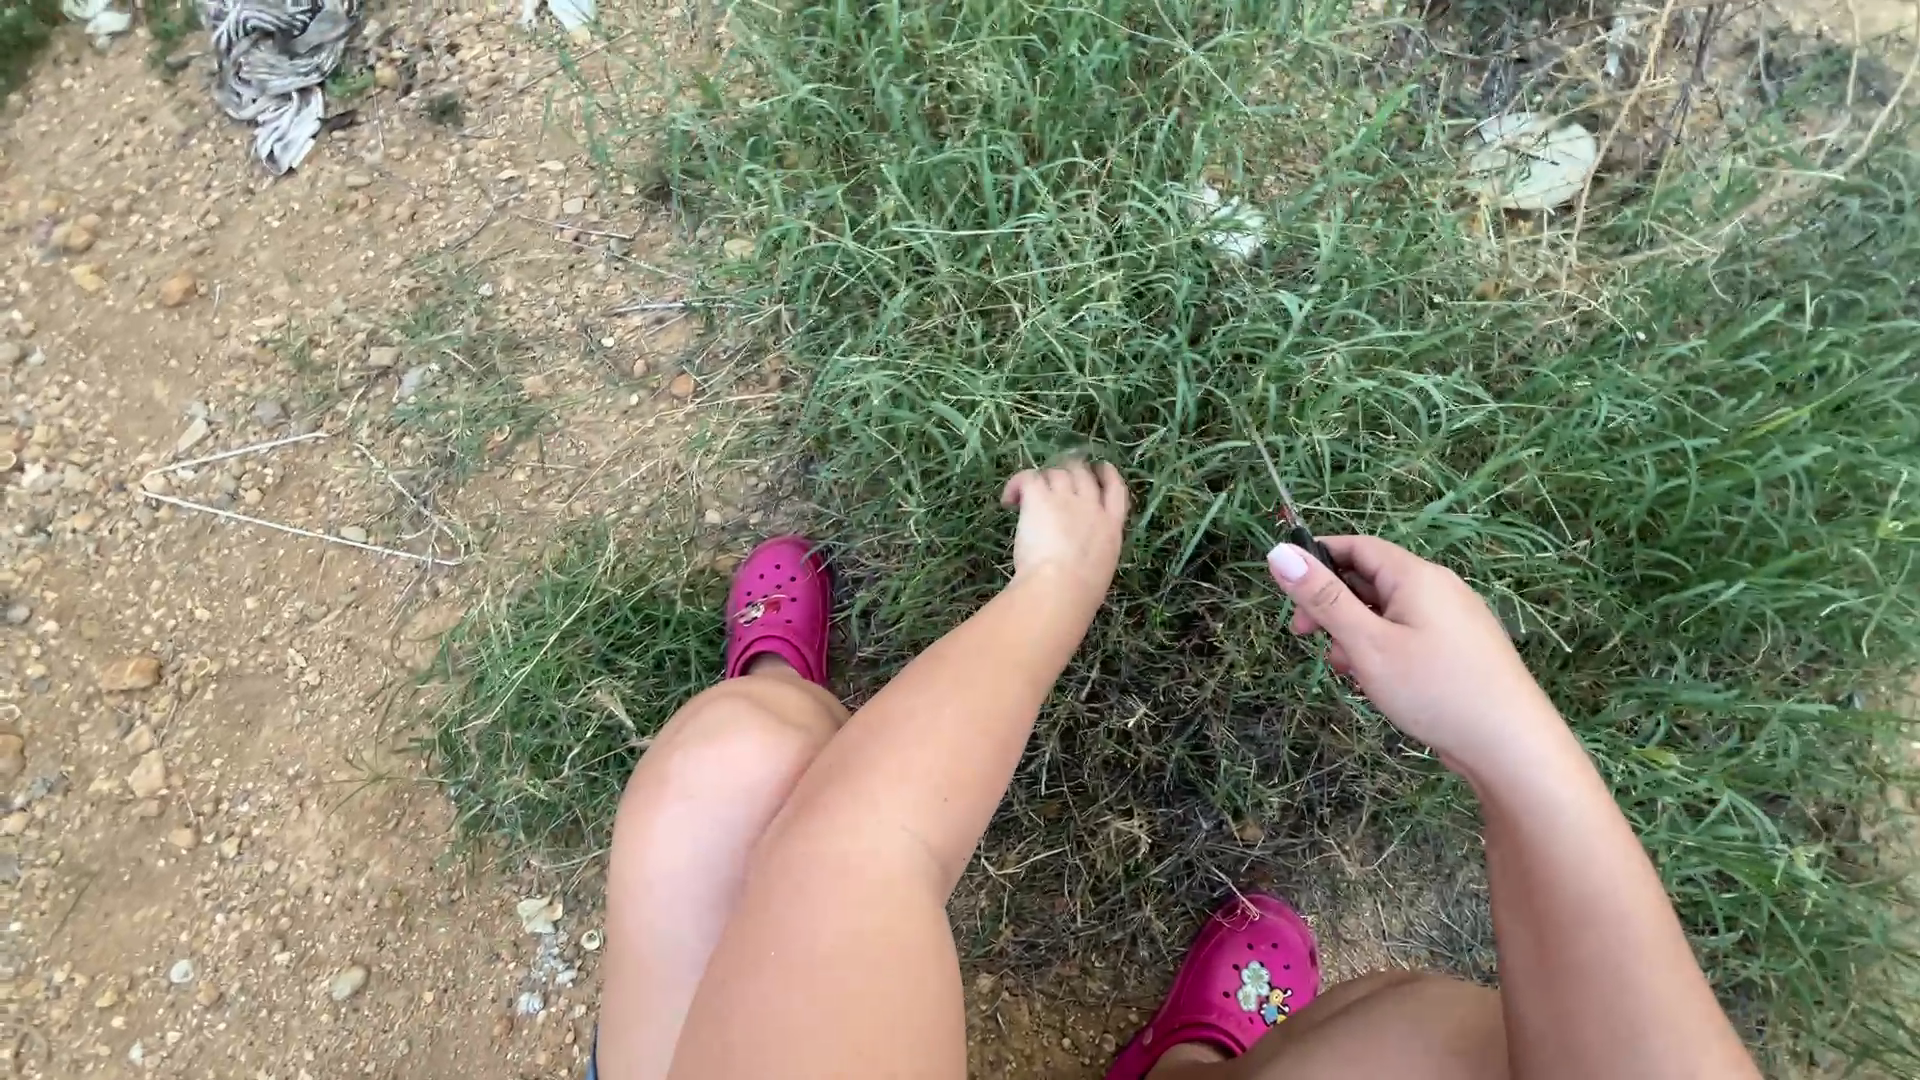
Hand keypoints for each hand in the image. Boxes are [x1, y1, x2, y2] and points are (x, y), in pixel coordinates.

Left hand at [1000, 461, 1128, 608]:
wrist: (1061, 587)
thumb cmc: (1081, 592)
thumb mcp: (1100, 570)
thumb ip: (1094, 553)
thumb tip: (1080, 555)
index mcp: (1111, 526)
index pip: (1115, 489)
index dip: (1107, 474)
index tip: (1099, 468)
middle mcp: (1090, 505)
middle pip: (1082, 473)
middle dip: (1068, 470)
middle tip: (1052, 480)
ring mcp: (1065, 498)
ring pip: (1055, 473)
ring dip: (1043, 480)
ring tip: (1027, 498)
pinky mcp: (1040, 498)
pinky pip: (1028, 477)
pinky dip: (1017, 484)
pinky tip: (1009, 501)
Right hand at [1266, 536, 1566, 777]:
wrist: (1514, 749)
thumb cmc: (1433, 688)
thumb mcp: (1365, 642)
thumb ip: (1321, 597)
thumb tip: (1278, 551)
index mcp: (1415, 576)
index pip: (1355, 546)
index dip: (1316, 558)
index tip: (1285, 590)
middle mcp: (1438, 588)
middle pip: (1368, 580)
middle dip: (1330, 604)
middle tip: (1304, 636)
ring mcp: (1453, 619)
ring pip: (1384, 611)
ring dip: (1353, 631)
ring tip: (1345, 669)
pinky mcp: (1460, 648)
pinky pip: (1406, 632)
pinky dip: (1379, 646)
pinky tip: (1374, 679)